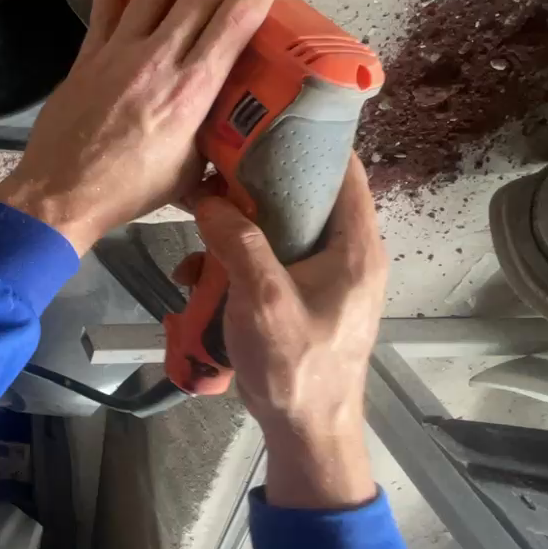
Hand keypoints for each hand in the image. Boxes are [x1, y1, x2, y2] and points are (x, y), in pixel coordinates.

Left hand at [0, 0, 278, 253]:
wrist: (61, 191)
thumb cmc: (129, 189)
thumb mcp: (189, 170)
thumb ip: (209, 139)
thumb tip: (228, 132)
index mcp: (193, 89)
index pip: (233, 22)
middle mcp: (158, 60)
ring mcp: (117, 53)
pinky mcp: (85, 58)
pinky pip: (101, 13)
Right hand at [185, 155, 385, 508]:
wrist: (306, 431)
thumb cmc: (295, 365)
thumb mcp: (261, 300)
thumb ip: (238, 243)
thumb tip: (207, 198)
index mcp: (353, 247)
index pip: (342, 170)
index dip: (308, 137)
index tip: (261, 117)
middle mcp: (344, 254)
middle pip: (302, 194)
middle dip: (254, 180)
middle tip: (210, 166)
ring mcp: (321, 276)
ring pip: (277, 227)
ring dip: (234, 226)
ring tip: (194, 232)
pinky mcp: (298, 296)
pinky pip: (264, 259)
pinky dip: (230, 259)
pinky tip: (194, 274)